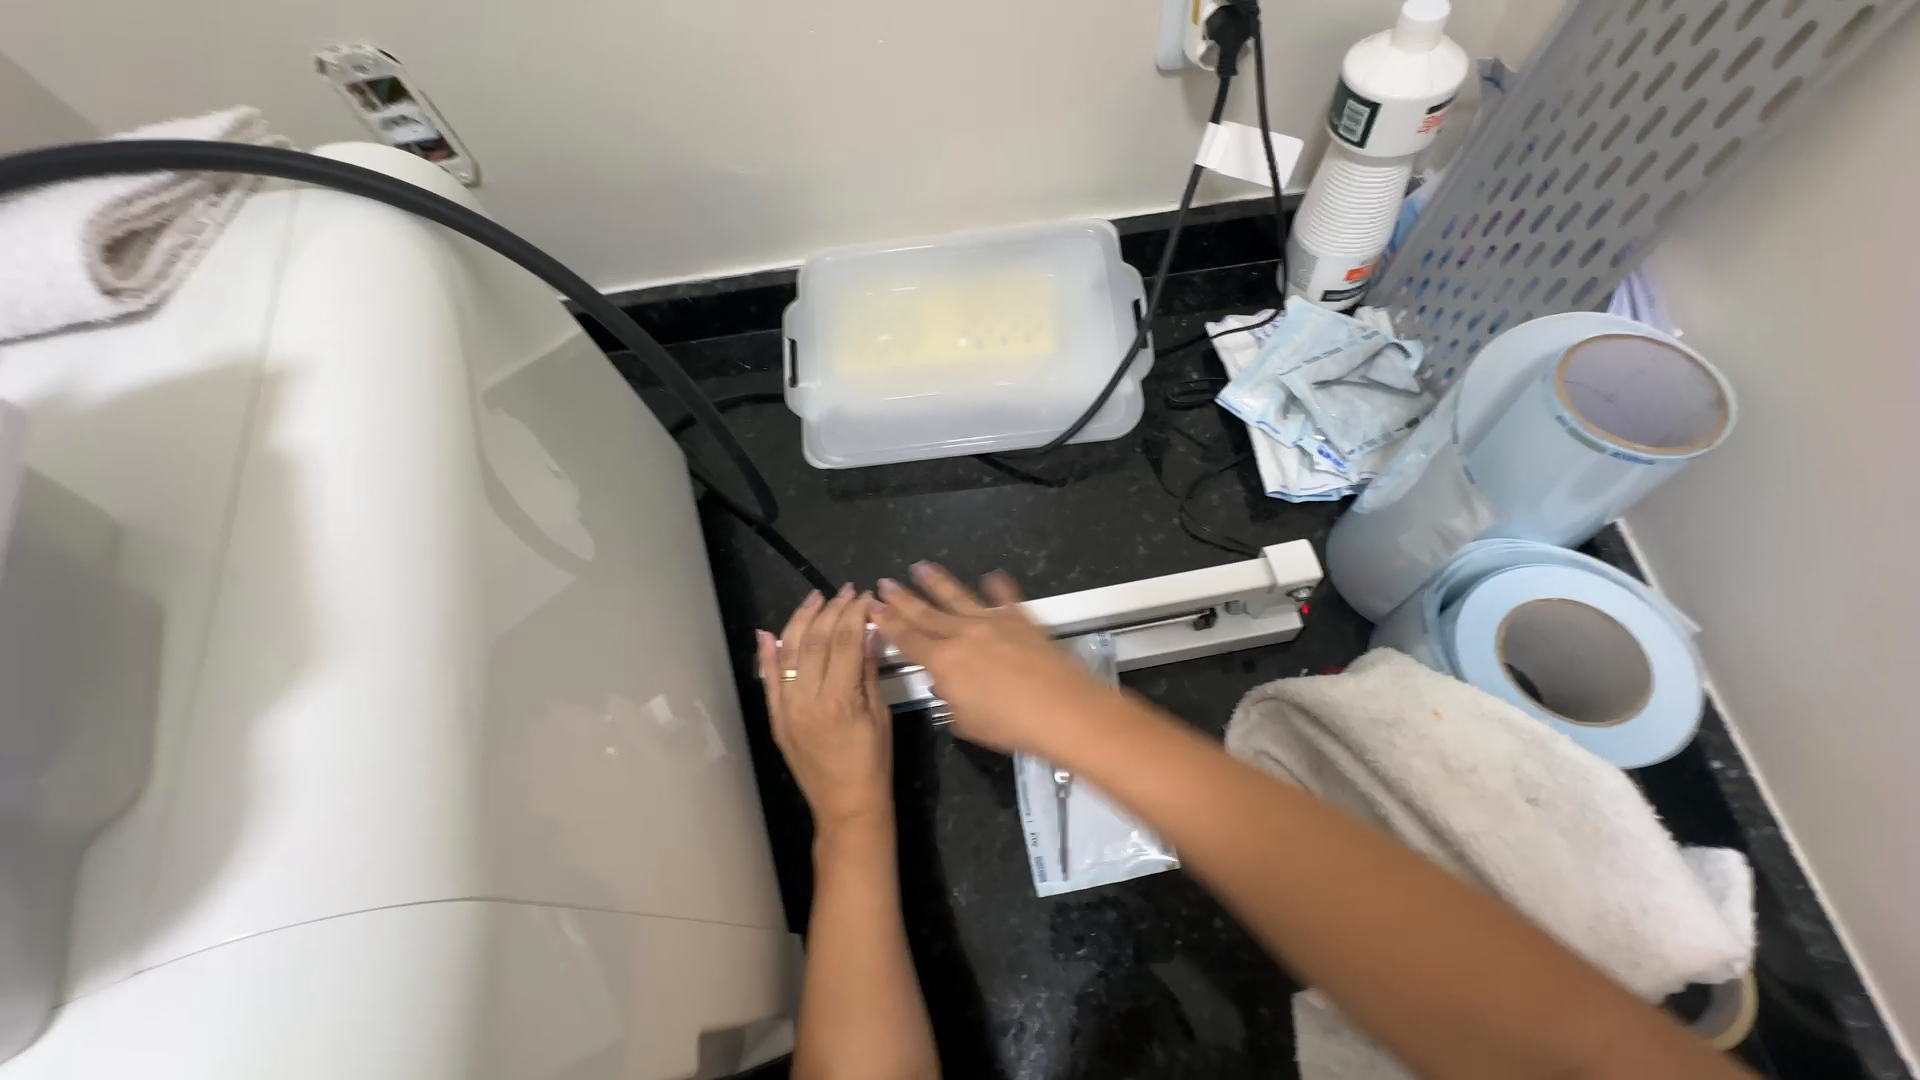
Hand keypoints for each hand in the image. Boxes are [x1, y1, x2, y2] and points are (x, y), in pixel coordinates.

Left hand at [756, 585, 892, 832]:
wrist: (846, 805)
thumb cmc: (874, 762)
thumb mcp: (881, 714)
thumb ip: (869, 671)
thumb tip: (868, 630)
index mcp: (841, 699)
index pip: (846, 641)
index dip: (855, 614)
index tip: (865, 596)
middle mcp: (807, 699)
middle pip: (816, 641)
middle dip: (832, 610)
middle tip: (846, 591)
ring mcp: (787, 708)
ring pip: (788, 653)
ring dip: (801, 621)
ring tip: (814, 598)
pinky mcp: (776, 718)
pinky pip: (768, 680)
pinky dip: (767, 654)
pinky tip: (768, 631)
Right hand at [873, 562, 1117, 755]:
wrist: (1061, 707)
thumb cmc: (1010, 724)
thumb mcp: (966, 721)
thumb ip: (950, 698)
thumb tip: (943, 682)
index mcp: (943, 661)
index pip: (906, 638)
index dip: (887, 623)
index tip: (872, 607)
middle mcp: (962, 634)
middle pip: (925, 613)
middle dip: (902, 598)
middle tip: (885, 582)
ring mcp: (992, 621)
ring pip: (957, 596)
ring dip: (937, 581)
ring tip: (920, 566)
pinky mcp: (1021, 618)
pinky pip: (1005, 597)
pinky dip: (997, 585)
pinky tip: (991, 575)